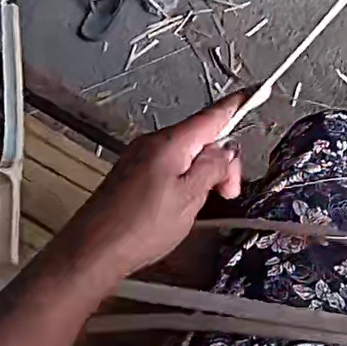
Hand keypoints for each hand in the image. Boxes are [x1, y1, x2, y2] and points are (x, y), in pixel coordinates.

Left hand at [44, 93, 245, 282]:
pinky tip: (183, 204)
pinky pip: (170, 167)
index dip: (235, 106)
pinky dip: (186, 180)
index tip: (253, 93)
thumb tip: (226, 152)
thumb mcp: (190, 197)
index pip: (211, 116)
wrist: (93, 252)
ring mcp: (141, 158)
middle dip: (221, 161)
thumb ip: (213, 169)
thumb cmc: (139, 228)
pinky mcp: (134, 174)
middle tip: (228, 191)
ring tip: (202, 204)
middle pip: (201, 138)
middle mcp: (153, 144)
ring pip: (186, 155)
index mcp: (169, 144)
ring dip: (204, 175)